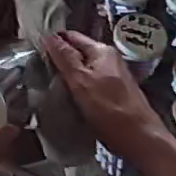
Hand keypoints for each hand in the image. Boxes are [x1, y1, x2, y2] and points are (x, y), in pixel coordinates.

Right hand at [44, 30, 175, 167]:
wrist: (141, 139)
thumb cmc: (108, 109)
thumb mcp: (80, 80)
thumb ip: (64, 57)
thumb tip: (47, 36)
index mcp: (102, 51)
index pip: (71, 36)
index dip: (52, 41)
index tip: (33, 51)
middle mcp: (109, 58)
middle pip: (77, 51)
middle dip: (58, 58)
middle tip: (36, 68)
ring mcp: (113, 75)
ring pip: (83, 67)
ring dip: (67, 73)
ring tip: (47, 81)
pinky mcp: (114, 91)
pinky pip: (89, 80)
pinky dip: (77, 85)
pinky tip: (67, 94)